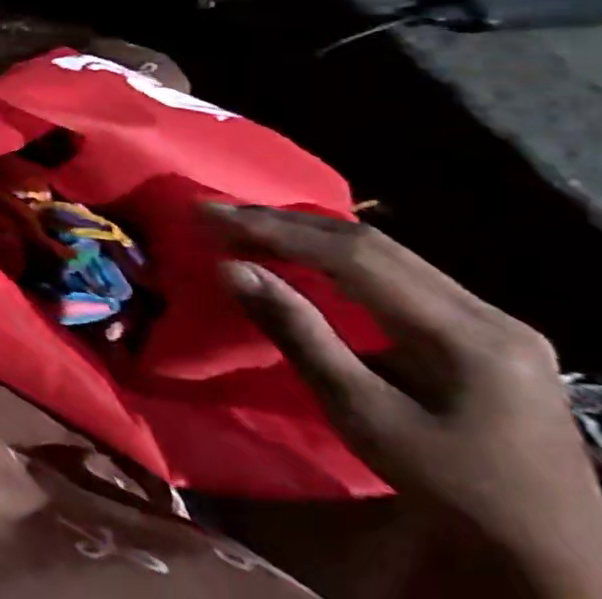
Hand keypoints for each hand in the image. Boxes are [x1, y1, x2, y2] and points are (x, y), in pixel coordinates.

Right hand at [206, 204, 601, 598]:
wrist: (551, 546)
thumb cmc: (447, 482)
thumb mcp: (360, 411)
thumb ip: (298, 333)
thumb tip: (230, 268)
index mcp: (463, 332)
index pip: (353, 255)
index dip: (274, 228)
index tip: (209, 215)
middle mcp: (485, 311)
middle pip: (372, 243)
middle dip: (284, 223)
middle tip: (215, 214)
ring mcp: (493, 319)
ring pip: (386, 252)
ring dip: (308, 234)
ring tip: (244, 228)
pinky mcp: (485, 331)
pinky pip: (398, 272)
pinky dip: (336, 254)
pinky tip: (301, 255)